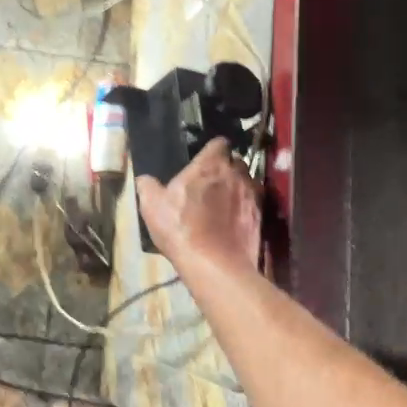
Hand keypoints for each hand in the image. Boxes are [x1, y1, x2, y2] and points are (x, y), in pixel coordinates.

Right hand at [135, 139, 260, 273]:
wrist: (214, 264)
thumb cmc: (180, 228)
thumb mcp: (152, 206)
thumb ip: (148, 186)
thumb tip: (144, 179)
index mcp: (210, 164)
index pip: (219, 143)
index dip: (213, 150)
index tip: (204, 159)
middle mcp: (235, 173)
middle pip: (236, 161)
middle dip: (227, 167)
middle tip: (212, 182)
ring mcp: (252, 195)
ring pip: (248, 181)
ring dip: (238, 187)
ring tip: (225, 202)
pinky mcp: (261, 216)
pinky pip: (255, 203)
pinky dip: (246, 207)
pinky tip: (234, 220)